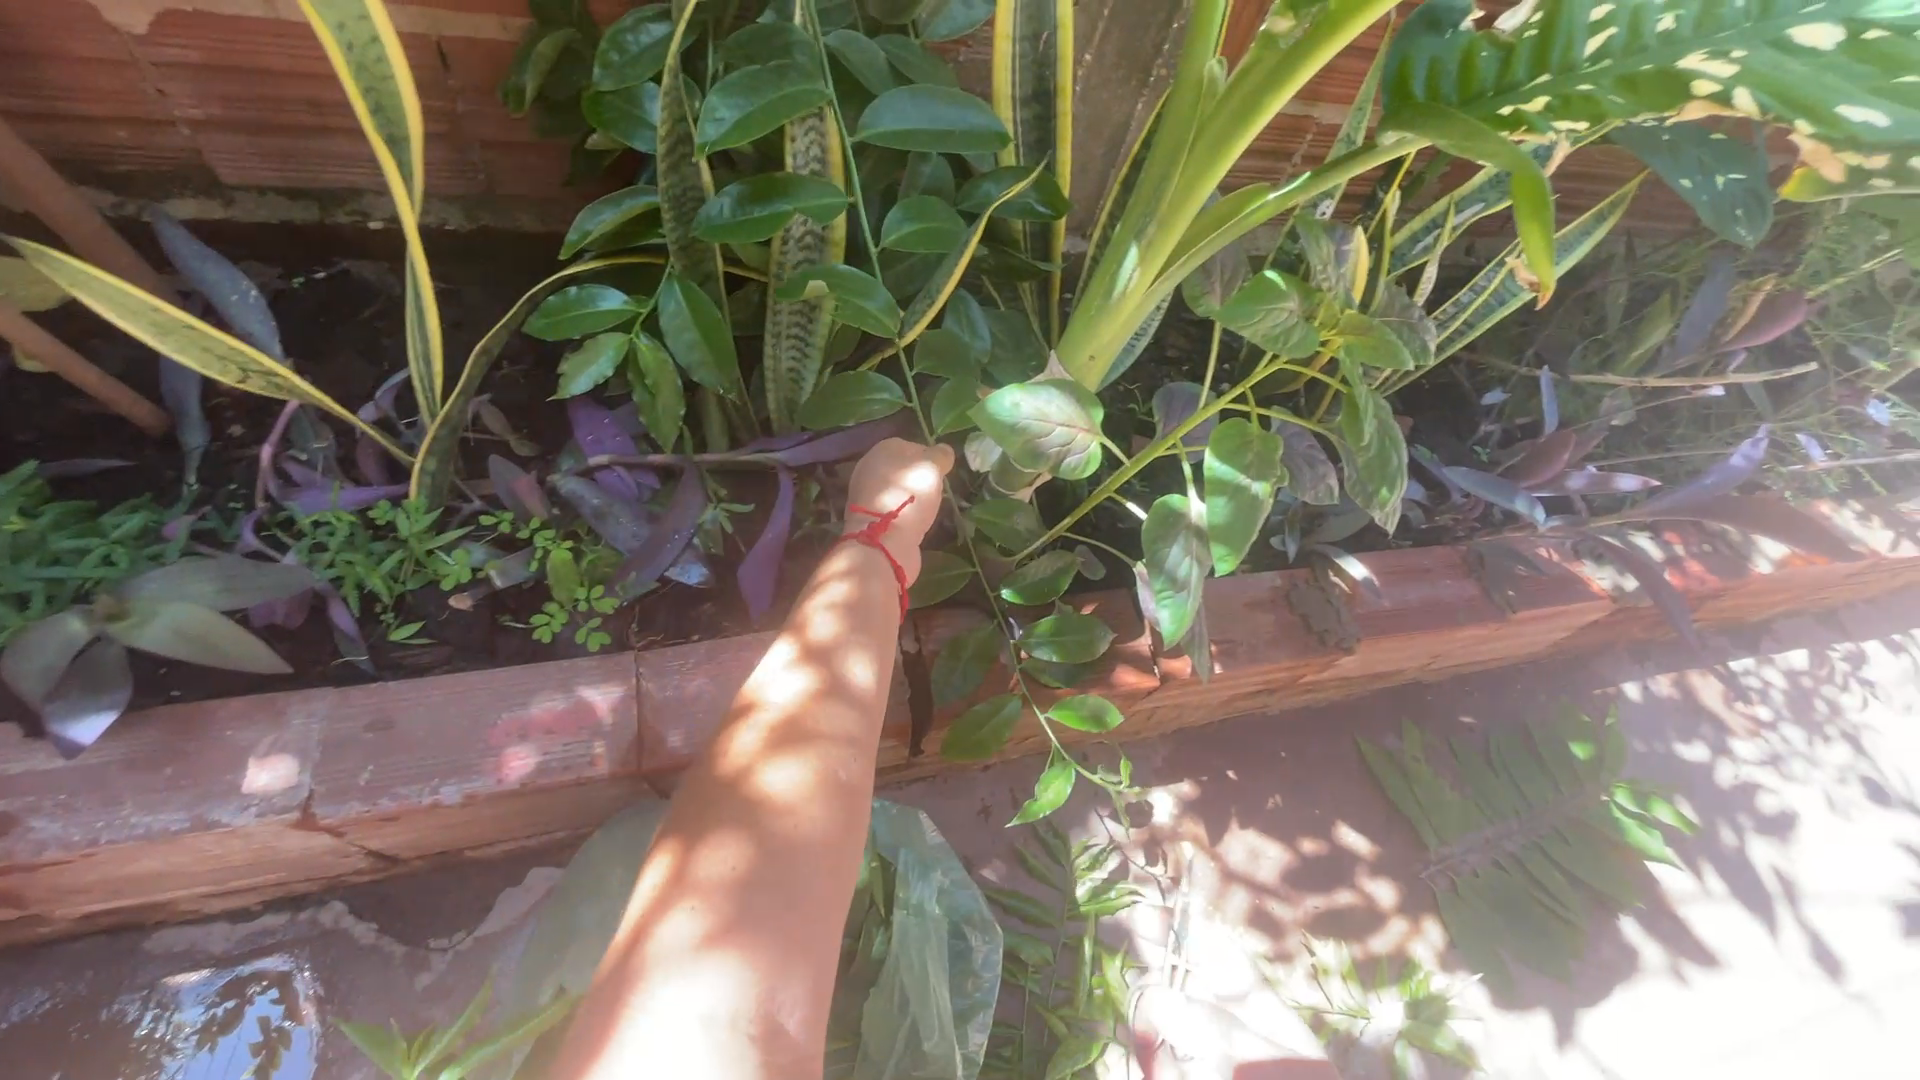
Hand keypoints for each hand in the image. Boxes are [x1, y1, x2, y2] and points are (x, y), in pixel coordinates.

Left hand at [842, 438, 953, 584]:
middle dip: (920, 480)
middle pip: (902, 469)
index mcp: (883, 450)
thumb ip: (940, 455)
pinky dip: (904, 515)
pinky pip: (892, 510)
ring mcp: (865, 494)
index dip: (930, 458)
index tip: (944, 472)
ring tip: (928, 509)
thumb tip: (943, 452)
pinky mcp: (868, 519)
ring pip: (897, 490)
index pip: (911, 446)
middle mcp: (869, 468)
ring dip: (912, 499)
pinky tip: (915, 524)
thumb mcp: (932, 468)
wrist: (884, 541)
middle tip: (937, 491)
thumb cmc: (910, 497)